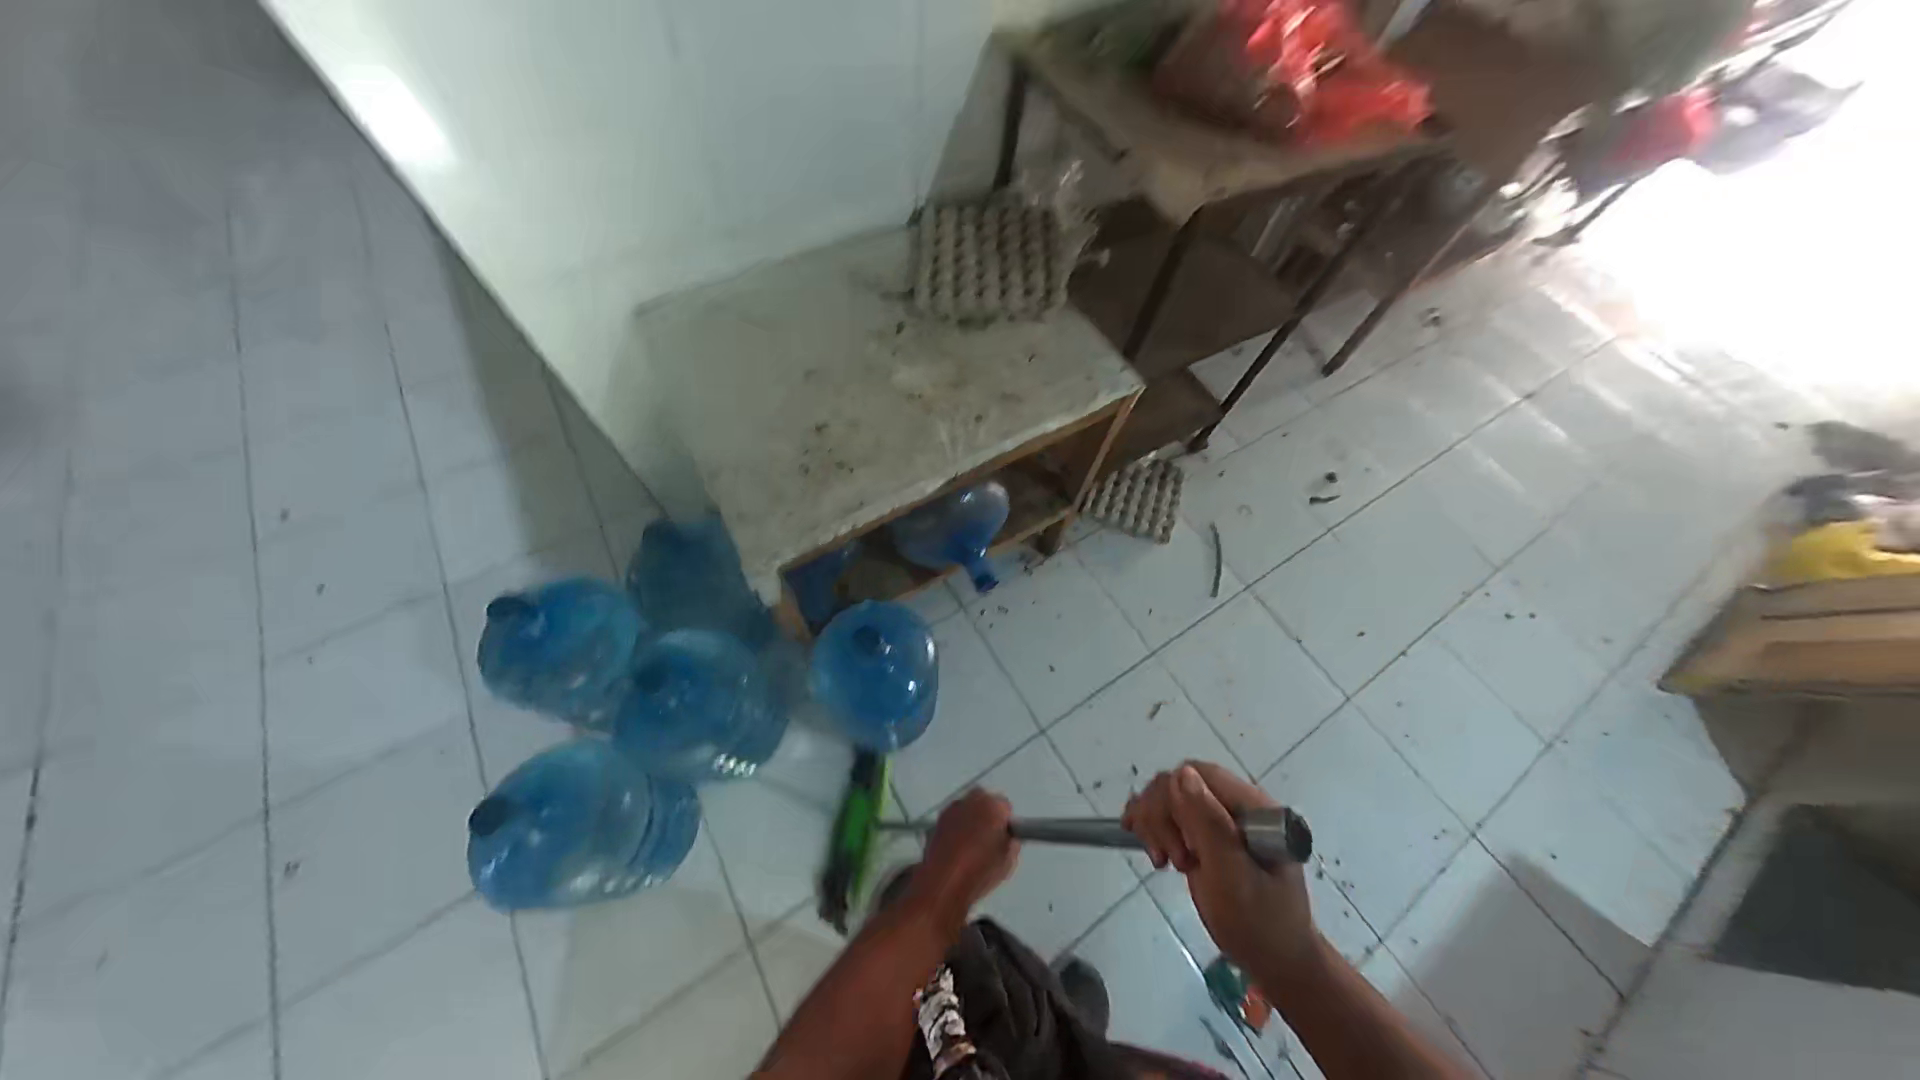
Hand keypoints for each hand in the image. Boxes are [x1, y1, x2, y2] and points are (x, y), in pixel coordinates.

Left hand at [905, 789, 1019, 929]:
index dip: (1005, 822)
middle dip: (987, 814)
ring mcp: (951, 809)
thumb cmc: (981, 871)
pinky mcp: (936, 821)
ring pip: (966, 808)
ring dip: (969, 819)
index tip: (1004, 837)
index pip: (1005, 806)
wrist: (944, 882)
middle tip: (989, 839)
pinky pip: (952, 819)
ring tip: (970, 845)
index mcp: (993, 806)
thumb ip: (1010, 841)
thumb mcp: (1009, 861)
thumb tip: (1005, 837)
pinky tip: (955, 848)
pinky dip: (955, 828)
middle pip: (983, 800)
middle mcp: (971, 800)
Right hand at [1122, 762, 1317, 974]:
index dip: (1175, 802)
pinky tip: (1151, 848)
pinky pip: (1166, 811)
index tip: (1179, 849)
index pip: (1199, 775)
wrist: (1276, 961)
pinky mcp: (1204, 832)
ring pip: (1166, 795)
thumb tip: (1182, 774)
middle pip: (1178, 783)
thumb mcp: (1233, 878)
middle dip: (1162, 818)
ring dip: (1154, 825)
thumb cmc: (1259, 925)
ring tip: (1164, 861)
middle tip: (1173, 862)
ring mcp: (1219, 817)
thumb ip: (1209, 824)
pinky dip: (1150, 826)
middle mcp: (1235, 804)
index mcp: (1253, 807)